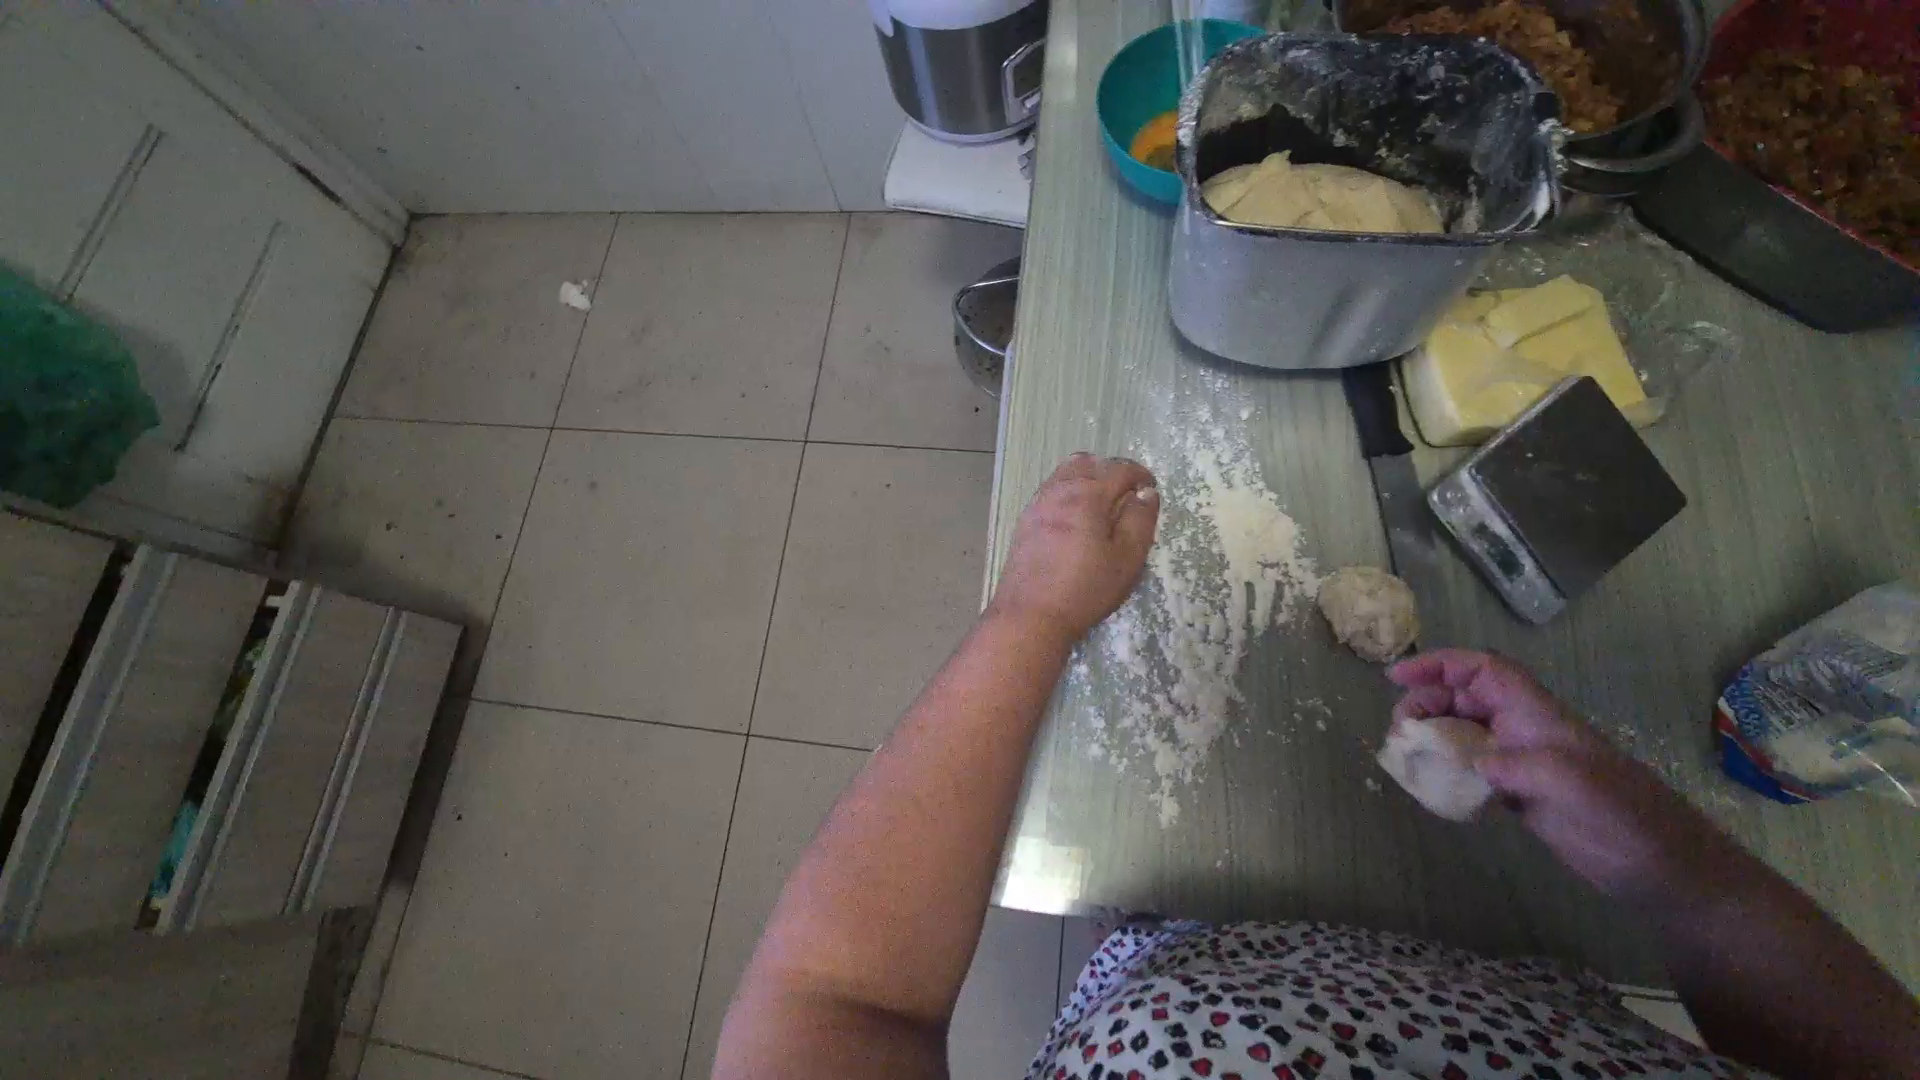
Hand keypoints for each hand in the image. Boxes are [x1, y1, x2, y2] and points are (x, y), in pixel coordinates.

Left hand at [989, 453, 1158, 642]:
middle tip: (1126, 497)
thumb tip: (1147, 493)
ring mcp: (1037, 504)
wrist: (1030, 614)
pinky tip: (1074, 519)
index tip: (1150, 490)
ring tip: (1101, 506)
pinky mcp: (1025, 520)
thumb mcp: (1127, 559)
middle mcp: (1059, 490)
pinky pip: (1050, 490)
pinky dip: (1068, 492)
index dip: (1140, 475)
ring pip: (1065, 473)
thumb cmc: (1085, 589)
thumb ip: (1140, 521)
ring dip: (1087, 478)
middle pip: (1089, 463)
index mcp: (1088, 495)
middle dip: (1112, 472)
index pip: (1120, 469)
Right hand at [1388, 649, 1748, 904]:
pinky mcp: (1518, 794)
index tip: (1396, 676)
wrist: (1670, 875)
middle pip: (1462, 698)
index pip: (1482, 671)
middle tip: (1400, 732)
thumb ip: (1518, 765)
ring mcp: (1520, 763)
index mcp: (1537, 717)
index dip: (1438, 665)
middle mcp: (1523, 731)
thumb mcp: (1576, 786)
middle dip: (1424, 704)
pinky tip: (1429, 786)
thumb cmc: (1628, 821)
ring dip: (1428, 738)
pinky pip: (1468, 769)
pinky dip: (1442, 770)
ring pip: (1460, 732)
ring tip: (1406, 758)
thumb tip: (1470, 762)